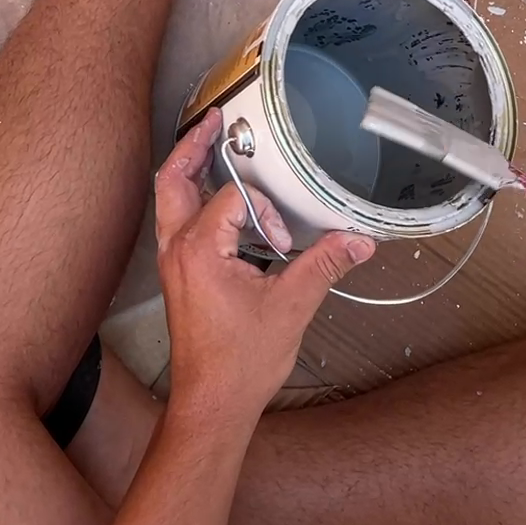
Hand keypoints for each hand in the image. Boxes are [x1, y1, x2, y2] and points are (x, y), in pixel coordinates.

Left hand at [154, 109, 375, 416]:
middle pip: (173, 179)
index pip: (233, 198)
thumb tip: (357, 240)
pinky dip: (190, 198)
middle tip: (213, 120)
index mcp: (200, 249)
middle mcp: (177, 248)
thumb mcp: (290, 307)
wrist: (211, 404)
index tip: (282, 240)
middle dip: (193, 145)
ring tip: (207, 146)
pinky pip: (176, 220)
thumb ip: (324, 265)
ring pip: (168, 198)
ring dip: (187, 169)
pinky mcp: (177, 274)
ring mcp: (172, 261)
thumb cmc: (239, 362)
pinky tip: (214, 198)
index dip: (264, 210)